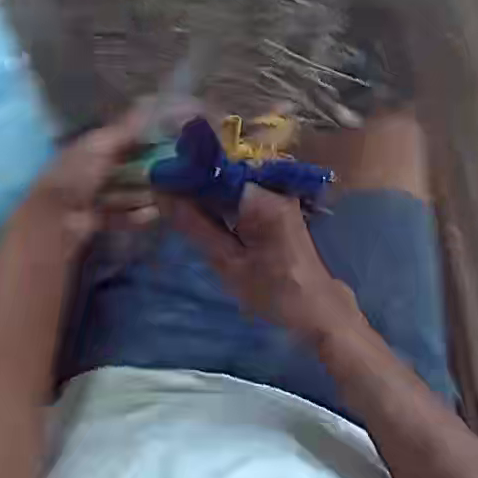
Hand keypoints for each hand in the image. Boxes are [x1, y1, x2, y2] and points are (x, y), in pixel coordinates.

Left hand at [3, 107, 157, 257]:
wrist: (55, 217)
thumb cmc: (78, 174)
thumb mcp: (102, 145)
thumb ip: (126, 128)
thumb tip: (149, 101)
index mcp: (88, 148)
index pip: (119, 140)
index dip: (142, 139)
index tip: (168, 140)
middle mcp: (90, 171)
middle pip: (124, 168)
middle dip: (147, 170)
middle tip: (174, 171)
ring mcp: (93, 196)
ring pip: (125, 193)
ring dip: (144, 194)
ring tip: (169, 195)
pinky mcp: (97, 219)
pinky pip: (121, 215)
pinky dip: (136, 215)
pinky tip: (155, 214)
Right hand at [163, 184, 358, 340]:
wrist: (317, 307)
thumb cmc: (274, 291)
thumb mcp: (227, 263)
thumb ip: (195, 225)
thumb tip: (162, 193)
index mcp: (263, 199)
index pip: (217, 170)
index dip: (187, 171)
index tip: (159, 180)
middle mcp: (274, 186)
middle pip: (225, 171)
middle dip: (195, 179)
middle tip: (163, 192)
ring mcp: (278, 193)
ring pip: (232, 180)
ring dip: (206, 189)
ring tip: (177, 200)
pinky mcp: (277, 203)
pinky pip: (242, 191)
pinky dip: (221, 198)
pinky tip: (202, 210)